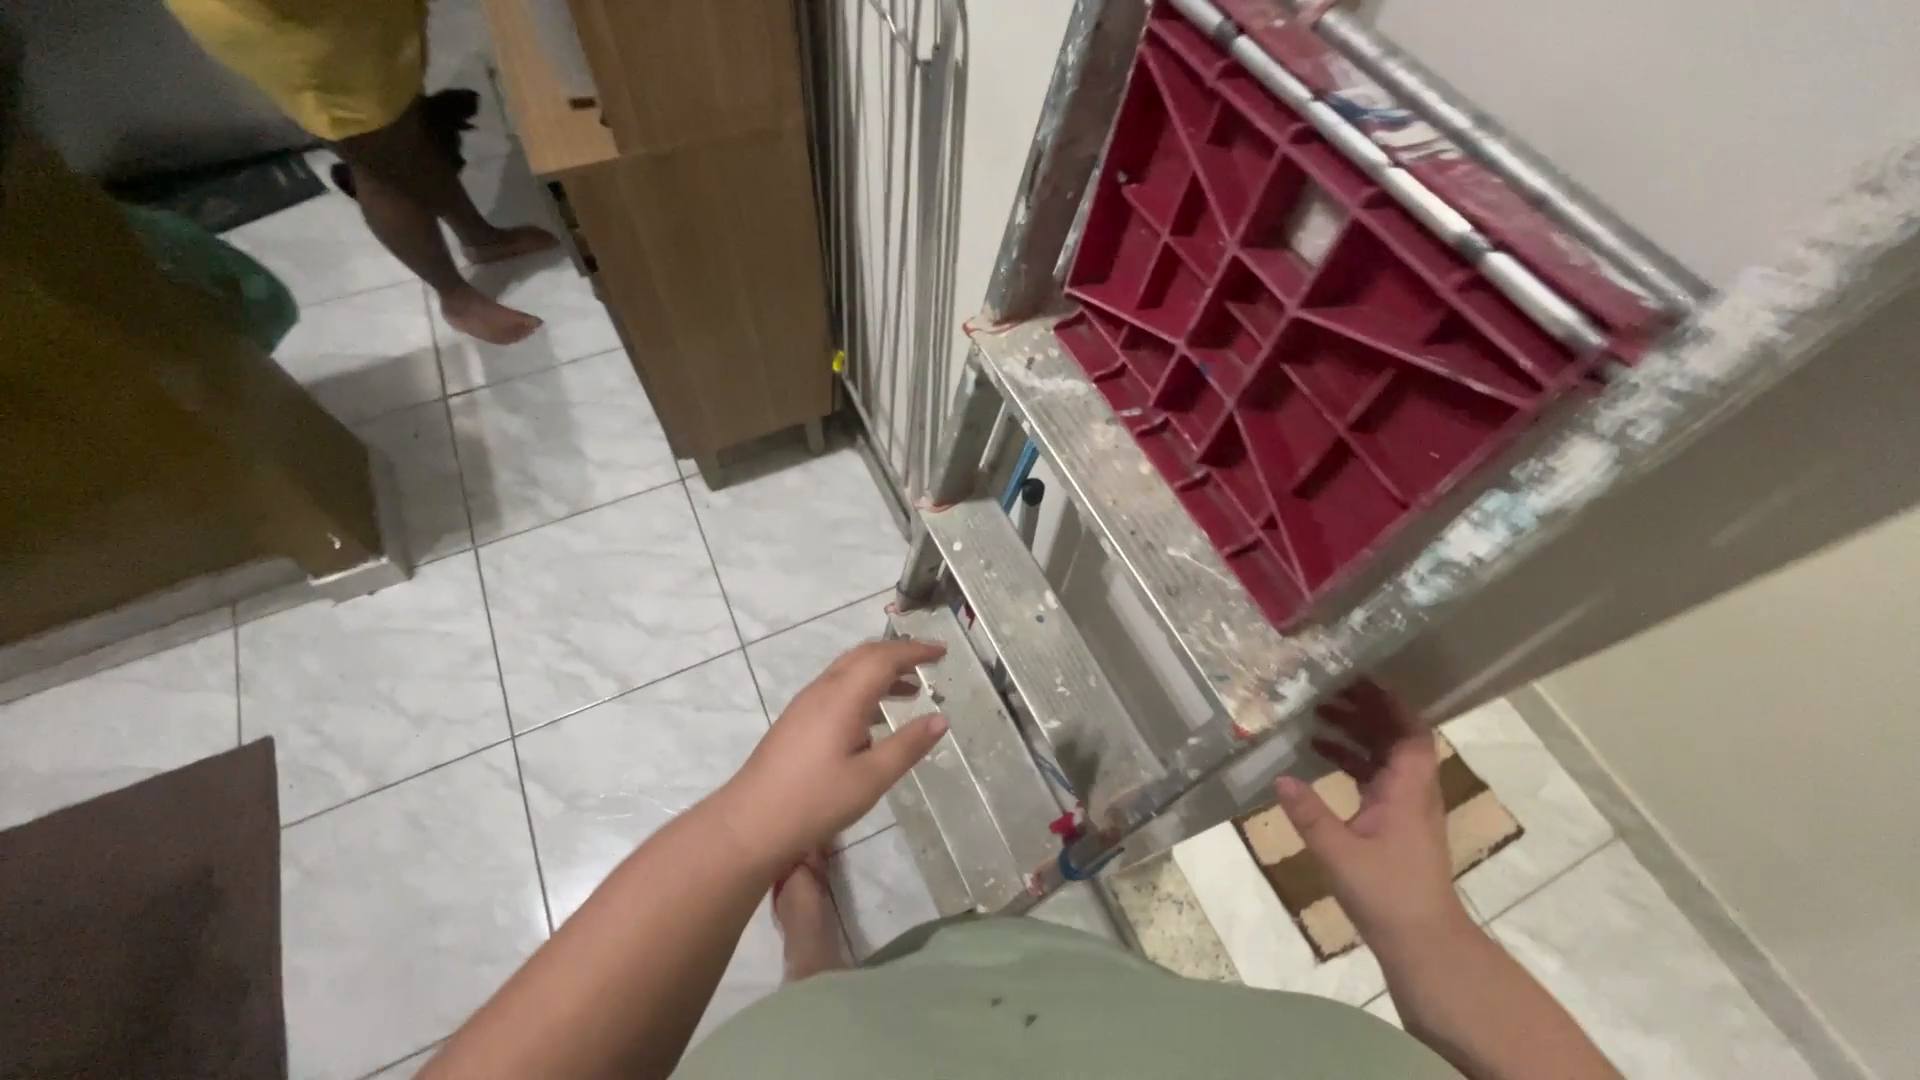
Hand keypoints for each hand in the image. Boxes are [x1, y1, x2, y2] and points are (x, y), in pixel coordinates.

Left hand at [713, 639, 949, 874]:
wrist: (750, 823)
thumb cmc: (815, 801)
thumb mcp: (871, 778)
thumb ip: (907, 746)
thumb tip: (941, 719)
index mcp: (843, 697)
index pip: (884, 658)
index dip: (915, 650)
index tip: (942, 652)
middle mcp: (823, 690)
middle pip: (864, 655)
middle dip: (899, 653)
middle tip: (929, 661)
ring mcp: (806, 704)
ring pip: (849, 671)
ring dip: (881, 672)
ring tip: (911, 690)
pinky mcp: (798, 720)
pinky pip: (837, 688)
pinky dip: (864, 688)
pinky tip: (875, 718)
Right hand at [1273, 680, 1470, 947]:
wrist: (1424, 943)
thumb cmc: (1387, 893)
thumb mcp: (1339, 852)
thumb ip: (1309, 814)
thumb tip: (1280, 778)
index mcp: (1407, 790)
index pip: (1410, 732)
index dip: (1391, 702)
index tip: (1360, 678)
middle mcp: (1412, 792)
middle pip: (1395, 737)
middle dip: (1365, 710)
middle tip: (1327, 689)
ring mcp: (1405, 809)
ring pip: (1383, 756)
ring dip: (1355, 733)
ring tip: (1316, 716)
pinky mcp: (1395, 825)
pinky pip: (1374, 777)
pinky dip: (1350, 761)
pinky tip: (1318, 757)